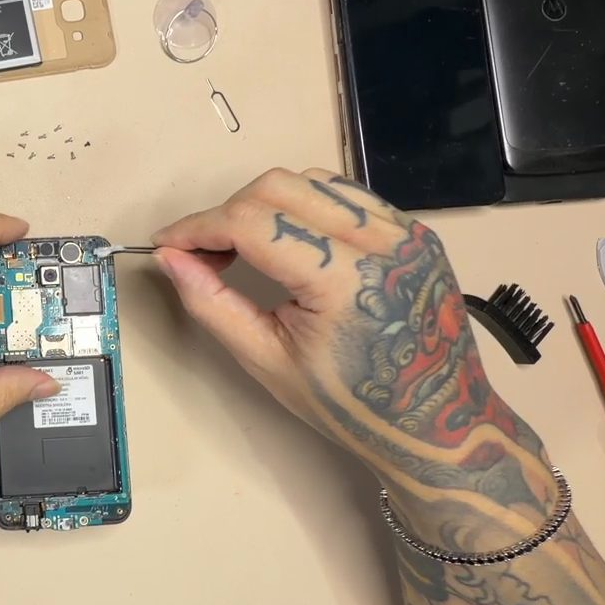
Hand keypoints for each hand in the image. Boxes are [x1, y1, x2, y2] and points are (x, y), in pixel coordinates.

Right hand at [150, 168, 548, 516]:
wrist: (439, 423)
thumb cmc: (349, 403)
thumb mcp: (264, 359)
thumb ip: (210, 301)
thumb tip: (169, 258)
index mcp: (344, 280)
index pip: (251, 222)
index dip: (197, 227)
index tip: (166, 243)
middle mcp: (381, 241)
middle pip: (277, 187)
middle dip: (225, 212)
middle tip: (203, 253)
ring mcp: (403, 231)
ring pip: (309, 181)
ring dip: (261, 204)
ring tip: (242, 247)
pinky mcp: (411, 232)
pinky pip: (341, 194)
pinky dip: (299, 206)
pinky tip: (285, 241)